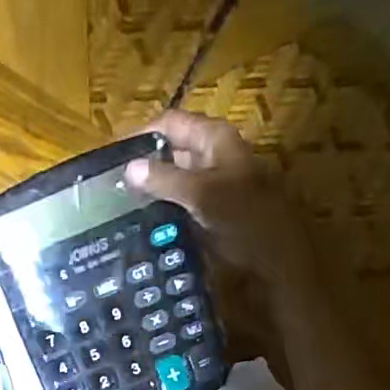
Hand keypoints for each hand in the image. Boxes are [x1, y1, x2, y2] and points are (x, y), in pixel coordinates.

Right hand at [123, 110, 312, 283]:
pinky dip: (165, 214)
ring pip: (176, 182)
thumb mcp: (203, 195)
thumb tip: (129, 168)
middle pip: (172, 152)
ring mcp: (216, 189)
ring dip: (153, 193)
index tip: (110, 157)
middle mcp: (215, 158)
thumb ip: (165, 180)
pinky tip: (145, 227)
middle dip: (144, 166)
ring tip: (120, 209)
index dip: (140, 134)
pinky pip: (182, 208)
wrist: (279, 266)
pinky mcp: (215, 217)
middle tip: (110, 188)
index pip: (170, 123)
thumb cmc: (247, 223)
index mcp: (216, 140)